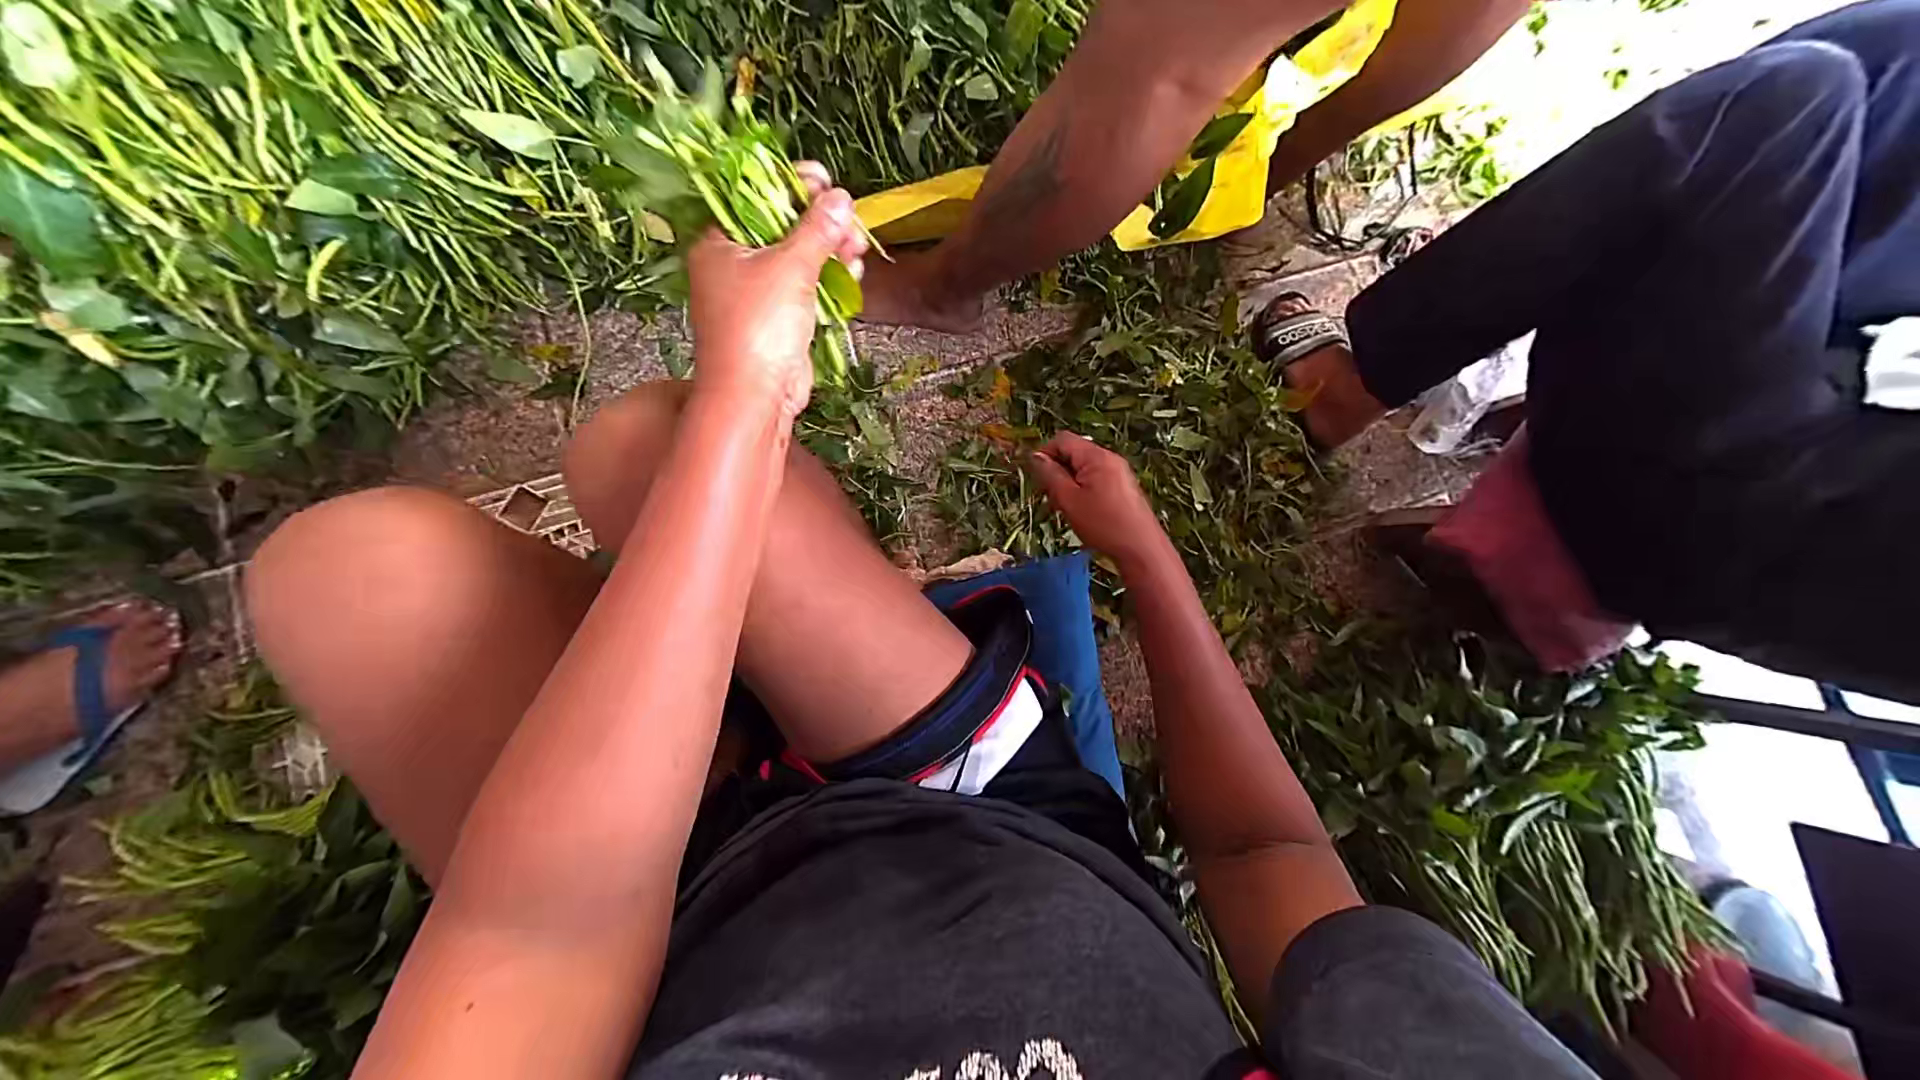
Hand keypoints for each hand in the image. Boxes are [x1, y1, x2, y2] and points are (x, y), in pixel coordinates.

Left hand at [686, 162, 867, 418]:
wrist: (755, 396)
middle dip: (821, 223)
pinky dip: (830, 280)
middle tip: (851, 220)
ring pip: (801, 259)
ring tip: (857, 249)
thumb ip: (817, 230)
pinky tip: (852, 272)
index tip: (823, 181)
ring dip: (832, 251)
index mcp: (720, 242)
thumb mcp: (789, 267)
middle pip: (784, 228)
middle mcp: (736, 265)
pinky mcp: (781, 320)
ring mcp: (760, 294)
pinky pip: (808, 289)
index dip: (792, 185)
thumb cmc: (757, 328)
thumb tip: (840, 199)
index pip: (757, 197)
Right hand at [1022, 432, 1169, 569]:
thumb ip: (1050, 474)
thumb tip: (1035, 456)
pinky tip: (1082, 512)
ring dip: (1068, 483)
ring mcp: (1119, 472)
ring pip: (1084, 468)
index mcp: (1096, 456)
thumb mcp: (1068, 499)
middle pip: (1074, 453)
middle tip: (1050, 497)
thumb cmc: (1103, 524)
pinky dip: (1083, 490)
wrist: (1141, 548)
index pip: (1062, 439)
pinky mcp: (1123, 487)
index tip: (1036, 477)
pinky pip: (1096, 479)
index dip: (1044, 454)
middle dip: (1057, 471)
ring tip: (1065, 508)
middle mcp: (1110, 458)